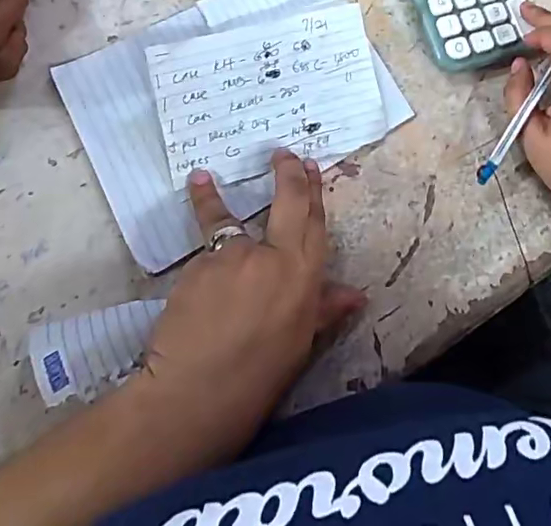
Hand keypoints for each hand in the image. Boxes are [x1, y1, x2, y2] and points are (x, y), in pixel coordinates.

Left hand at [138, 153, 365, 457]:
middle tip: (283, 153)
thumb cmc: (255, 379)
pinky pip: (207, 238)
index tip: (310, 167)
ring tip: (204, 179)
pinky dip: (200, 223)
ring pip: (232, 219)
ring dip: (216, 197)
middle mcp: (277, 259)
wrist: (194, 397)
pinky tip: (194, 207)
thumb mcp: (298, 344)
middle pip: (289, 204)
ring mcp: (240, 257)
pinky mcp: (204, 262)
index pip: (315, 225)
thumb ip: (323, 309)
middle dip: (288, 175)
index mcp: (305, 280)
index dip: (314, 193)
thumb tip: (356, 294)